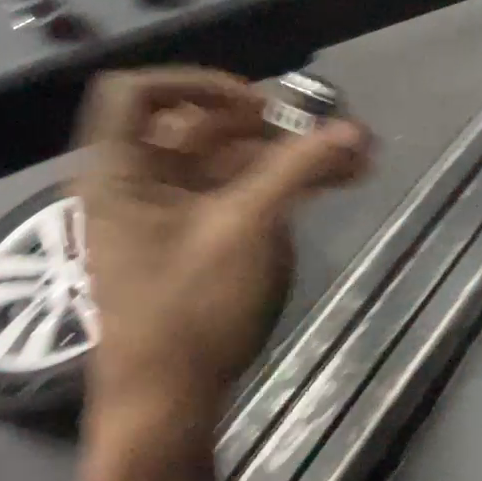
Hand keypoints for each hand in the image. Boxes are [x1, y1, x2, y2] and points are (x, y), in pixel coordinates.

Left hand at [71, 67, 371, 415]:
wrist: (170, 396)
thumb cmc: (188, 307)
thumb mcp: (244, 228)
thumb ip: (298, 170)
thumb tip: (354, 126)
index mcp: (123, 173)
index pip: (137, 94)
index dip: (198, 84)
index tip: (260, 104)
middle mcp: (145, 182)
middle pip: (206, 124)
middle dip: (276, 122)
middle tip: (329, 127)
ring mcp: (178, 210)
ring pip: (240, 158)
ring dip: (297, 151)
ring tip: (358, 155)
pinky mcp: (208, 235)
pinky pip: (252, 189)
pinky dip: (294, 180)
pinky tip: (344, 179)